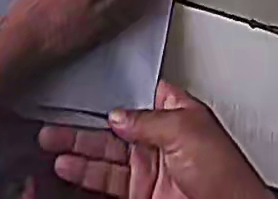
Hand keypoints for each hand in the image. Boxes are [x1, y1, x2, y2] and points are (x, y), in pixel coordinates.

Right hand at [38, 81, 271, 198]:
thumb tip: (118, 114)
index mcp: (176, 112)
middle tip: (56, 123)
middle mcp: (160, 138)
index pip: (138, 94)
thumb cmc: (224, 171)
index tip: (85, 89)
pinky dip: (86, 176)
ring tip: (53, 145)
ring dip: (79, 151)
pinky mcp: (142, 194)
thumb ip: (148, 121)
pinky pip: (108, 183)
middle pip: (115, 127)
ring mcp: (149, 169)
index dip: (114, 92)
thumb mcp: (186, 131)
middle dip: (84, 125)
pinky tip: (69, 169)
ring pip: (106, 156)